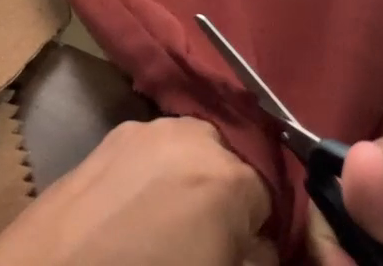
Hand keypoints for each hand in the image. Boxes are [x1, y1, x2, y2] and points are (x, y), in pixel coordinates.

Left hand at [0, 117, 273, 265]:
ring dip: (190, 177)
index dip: (261, 227)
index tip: (246, 248)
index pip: (272, 195)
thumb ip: (253, 256)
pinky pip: (152, 149)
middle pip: (231, 162)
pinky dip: (155, 171)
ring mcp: (146, 130)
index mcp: (230, 175)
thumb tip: (258, 247)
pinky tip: (137, 208)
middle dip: (227, 195)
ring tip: (169, 223)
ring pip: (190, 148)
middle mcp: (191, 136)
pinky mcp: (110, 136)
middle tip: (207, 237)